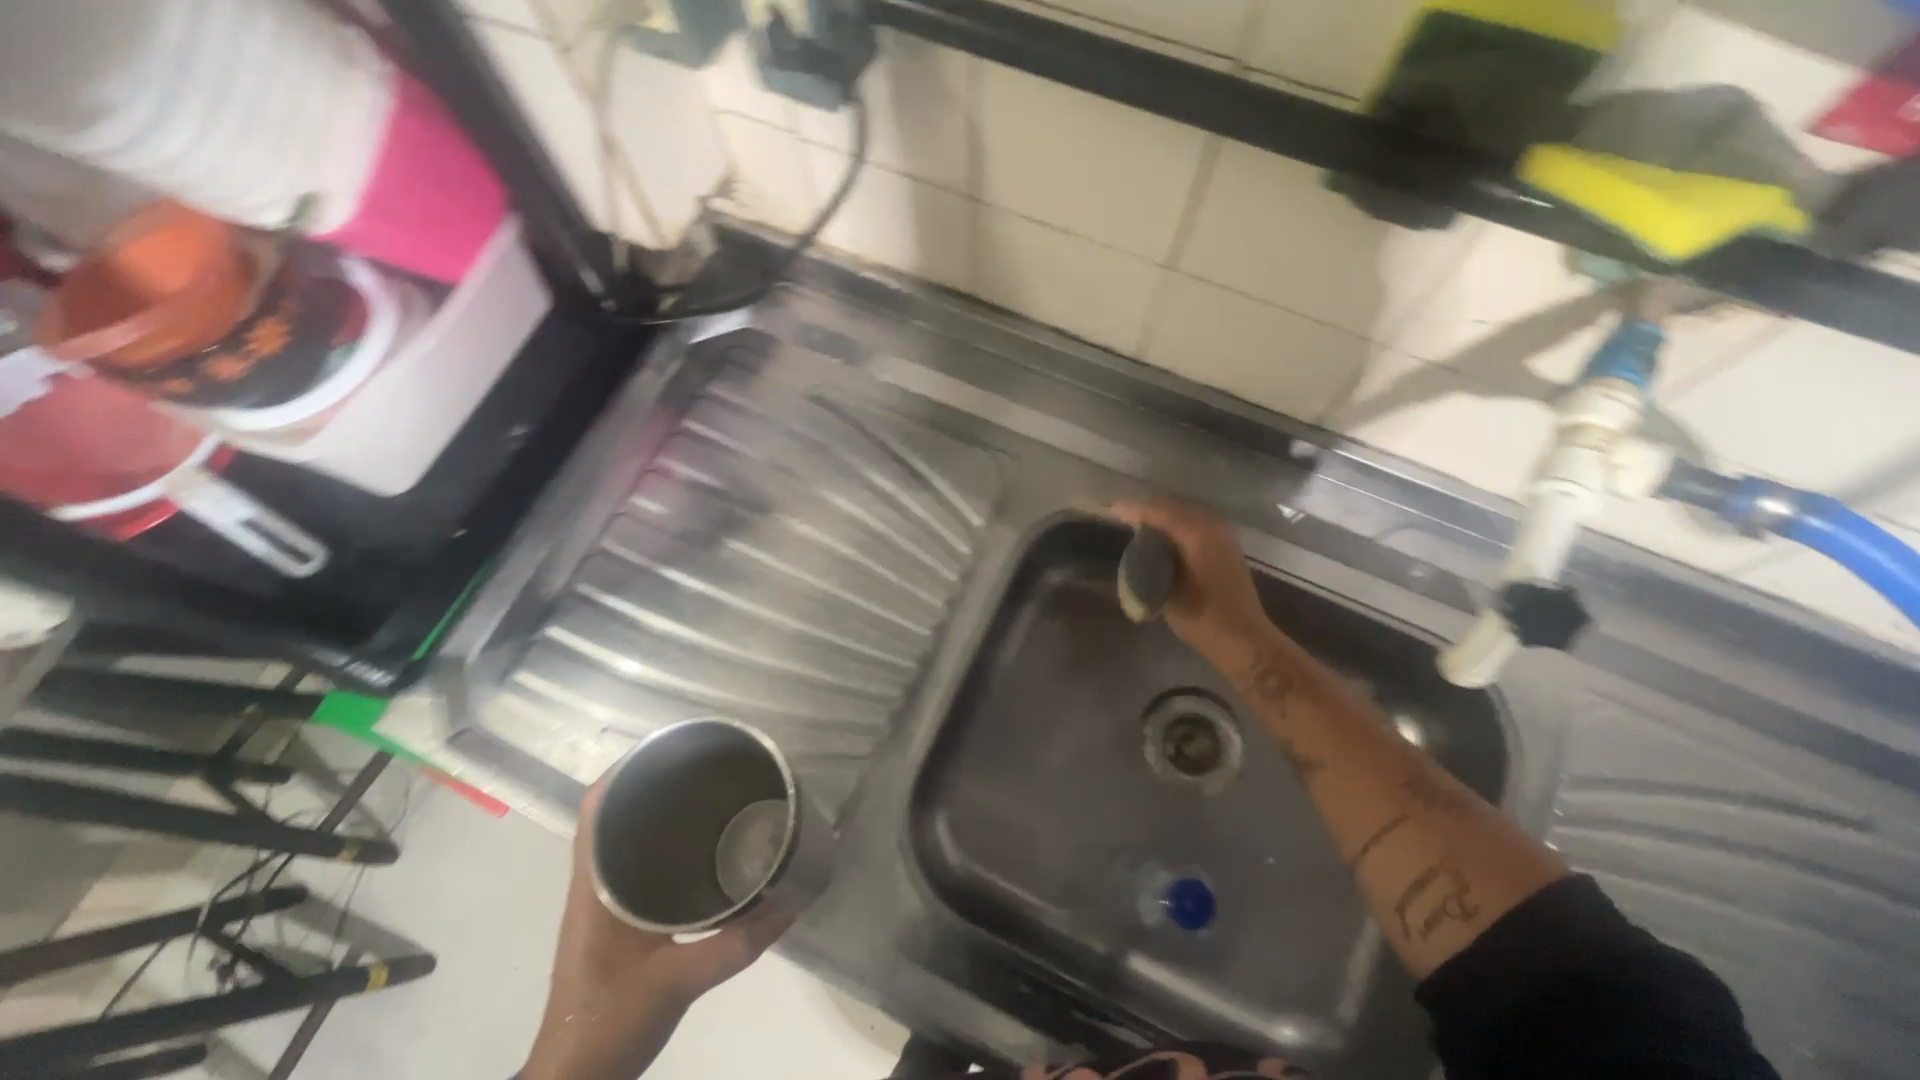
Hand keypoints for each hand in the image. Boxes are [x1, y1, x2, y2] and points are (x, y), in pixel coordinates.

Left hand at [522, 777, 791, 1079]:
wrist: (576, 1079)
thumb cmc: (610, 1020)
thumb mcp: (678, 982)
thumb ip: (736, 943)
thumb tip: (793, 902)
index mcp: (596, 887)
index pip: (596, 809)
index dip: (625, 770)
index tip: (670, 747)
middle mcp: (594, 888)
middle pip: (616, 817)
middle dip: (655, 787)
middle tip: (709, 768)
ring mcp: (603, 908)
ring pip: (627, 845)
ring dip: (660, 818)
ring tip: (713, 798)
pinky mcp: (617, 928)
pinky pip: (639, 873)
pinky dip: (666, 853)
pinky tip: (704, 856)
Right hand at [1105, 498, 1286, 676]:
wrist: (1244, 640)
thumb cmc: (1204, 618)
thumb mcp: (1168, 592)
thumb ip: (1152, 565)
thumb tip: (1140, 550)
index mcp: (1198, 534)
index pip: (1160, 511)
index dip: (1134, 509)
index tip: (1112, 509)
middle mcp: (1213, 527)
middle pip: (1175, 507)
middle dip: (1148, 510)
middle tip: (1122, 515)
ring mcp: (1224, 537)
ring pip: (1187, 516)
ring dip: (1163, 518)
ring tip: (1138, 525)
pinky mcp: (1226, 549)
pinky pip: (1196, 526)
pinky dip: (1177, 528)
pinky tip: (1163, 539)